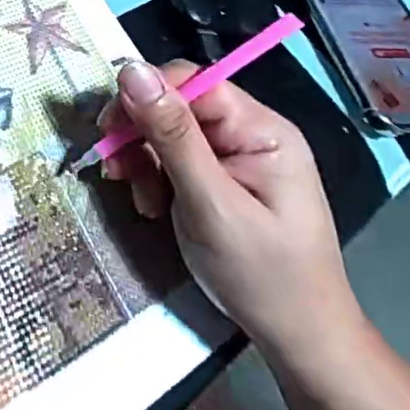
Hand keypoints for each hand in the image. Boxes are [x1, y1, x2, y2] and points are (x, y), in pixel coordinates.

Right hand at [98, 60, 362, 358]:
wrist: (300, 340)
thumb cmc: (263, 274)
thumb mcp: (210, 204)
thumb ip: (170, 135)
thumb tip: (131, 68)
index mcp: (259, 127)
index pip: (193, 82)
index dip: (146, 95)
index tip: (109, 128)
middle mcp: (248, 131)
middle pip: (177, 106)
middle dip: (141, 135)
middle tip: (115, 170)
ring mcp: (235, 155)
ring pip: (170, 133)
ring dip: (144, 161)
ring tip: (142, 201)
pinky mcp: (221, 178)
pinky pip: (176, 160)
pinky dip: (155, 178)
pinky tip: (153, 206)